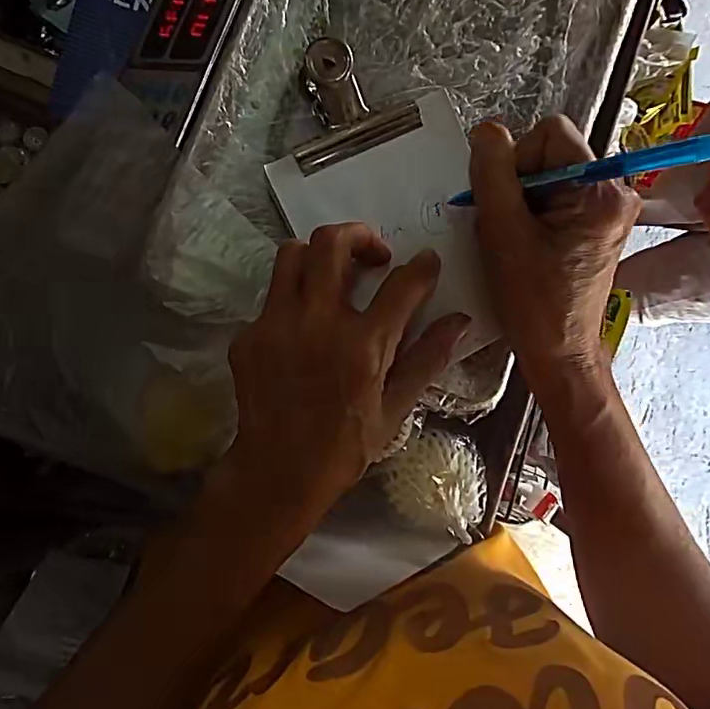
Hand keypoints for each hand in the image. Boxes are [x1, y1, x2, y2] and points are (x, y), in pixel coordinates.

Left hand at [227, 223, 469, 504]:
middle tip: (375, 255)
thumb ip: (428, 357)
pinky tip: (307, 327)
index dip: (422, 266)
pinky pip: (274, 295)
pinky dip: (296, 297)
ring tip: (336, 276)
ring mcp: (276, 325)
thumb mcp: (397, 408)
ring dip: (320, 255)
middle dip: (360, 235)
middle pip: (332, 244)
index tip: (427, 262)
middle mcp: (317, 323)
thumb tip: (460, 321)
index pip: (402, 284)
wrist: (277, 473)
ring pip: (293, 255)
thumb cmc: (346, 445)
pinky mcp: (249, 335)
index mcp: (363, 345)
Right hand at [469, 117, 638, 384]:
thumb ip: (493, 174)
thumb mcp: (503, 233)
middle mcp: (615, 193)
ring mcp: (609, 209)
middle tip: (511, 225)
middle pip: (552, 152)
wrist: (560, 351)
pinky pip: (558, 196)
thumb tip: (488, 131)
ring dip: (524, 200)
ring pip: (550, 174)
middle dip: (520, 182)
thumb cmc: (537, 305)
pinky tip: (527, 242)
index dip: (517, 159)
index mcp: (601, 192)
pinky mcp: (598, 223)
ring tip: (519, 238)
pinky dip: (535, 212)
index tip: (507, 200)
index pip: (551, 132)